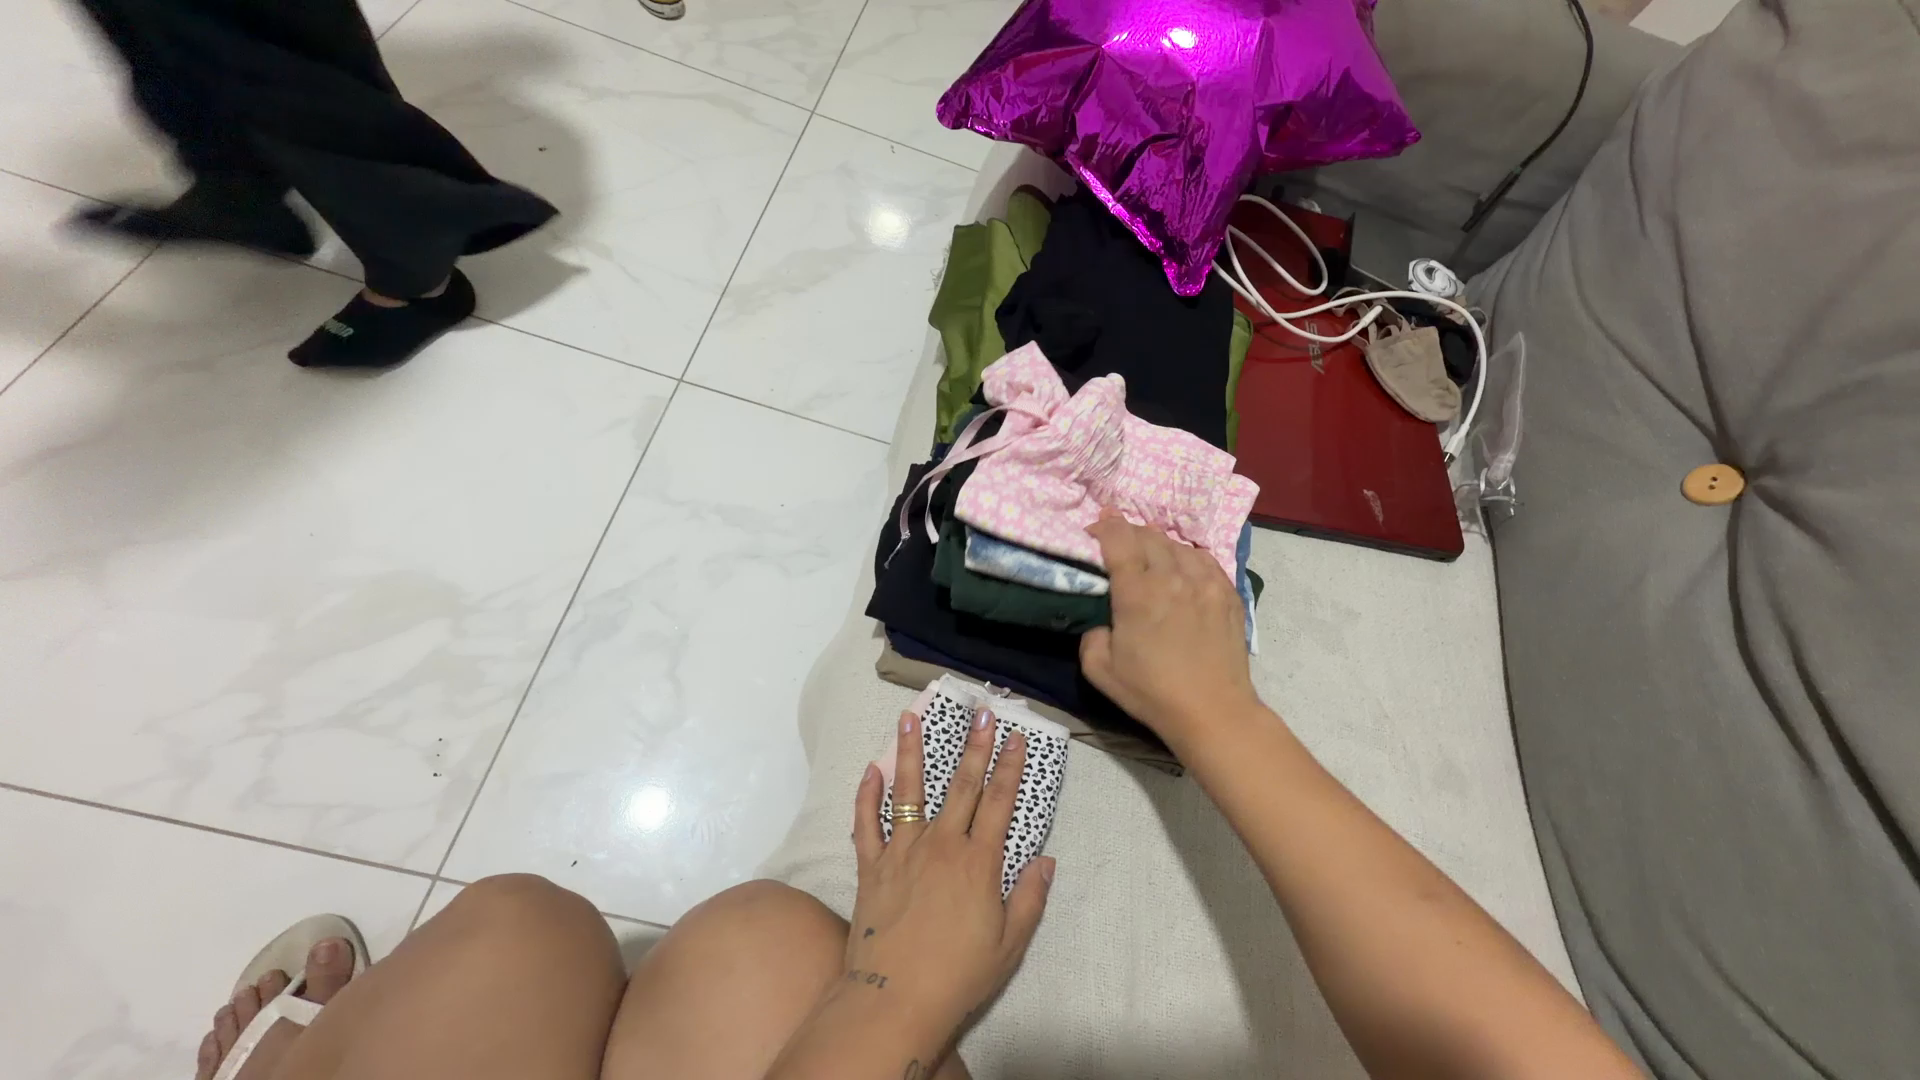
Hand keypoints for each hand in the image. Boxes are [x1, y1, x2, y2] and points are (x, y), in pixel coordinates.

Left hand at [843, 708, 1055, 1041]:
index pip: (999, 802)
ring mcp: (903, 850)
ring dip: (912, 751)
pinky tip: (871, 770)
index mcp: (978, 861)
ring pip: (908, 791)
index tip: (1015, 736)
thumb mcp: (1010, 943)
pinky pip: (867, 822)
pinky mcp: (872, 865)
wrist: (894, 997)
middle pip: (961, 786)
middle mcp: (941, 844)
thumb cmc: (958, 973)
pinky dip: (866, 795)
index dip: (1009, 767)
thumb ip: (1030, 898)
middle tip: (981, 712)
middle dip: (974, 747)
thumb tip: (1046, 859)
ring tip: (910, 717)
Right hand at [1080, 514, 1259, 744]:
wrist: (1213, 711)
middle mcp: (1172, 577)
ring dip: (1156, 543)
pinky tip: (1179, 569)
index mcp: (1137, 592)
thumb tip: (1102, 619)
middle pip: (1147, 534)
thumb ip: (1090, 634)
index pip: (1118, 538)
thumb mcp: (1099, 670)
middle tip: (1115, 543)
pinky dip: (1185, 557)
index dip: (1103, 527)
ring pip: (1176, 544)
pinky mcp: (1227, 592)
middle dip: (1126, 532)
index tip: (1093, 531)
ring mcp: (1205, 582)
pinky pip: (1203, 559)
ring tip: (1147, 556)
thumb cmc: (1152, 693)